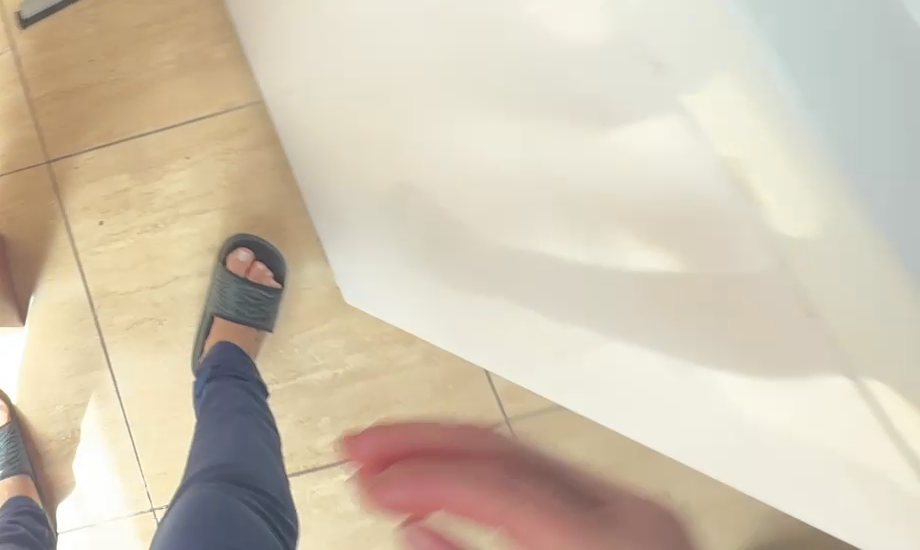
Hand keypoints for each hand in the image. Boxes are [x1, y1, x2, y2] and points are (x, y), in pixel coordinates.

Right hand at [343, 422, 696, 549]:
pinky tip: (429, 484)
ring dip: (433, 452)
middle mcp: (629, 510)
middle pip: (497, 449)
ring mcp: (630, 509)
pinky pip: (530, 477)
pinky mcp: (623, 516)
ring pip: (509, 454)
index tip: (364, 483)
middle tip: (353, 449)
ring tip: (374, 456)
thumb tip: (412, 528)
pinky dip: (470, 474)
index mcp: (615, 538)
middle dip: (414, 444)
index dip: (420, 478)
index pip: (497, 485)